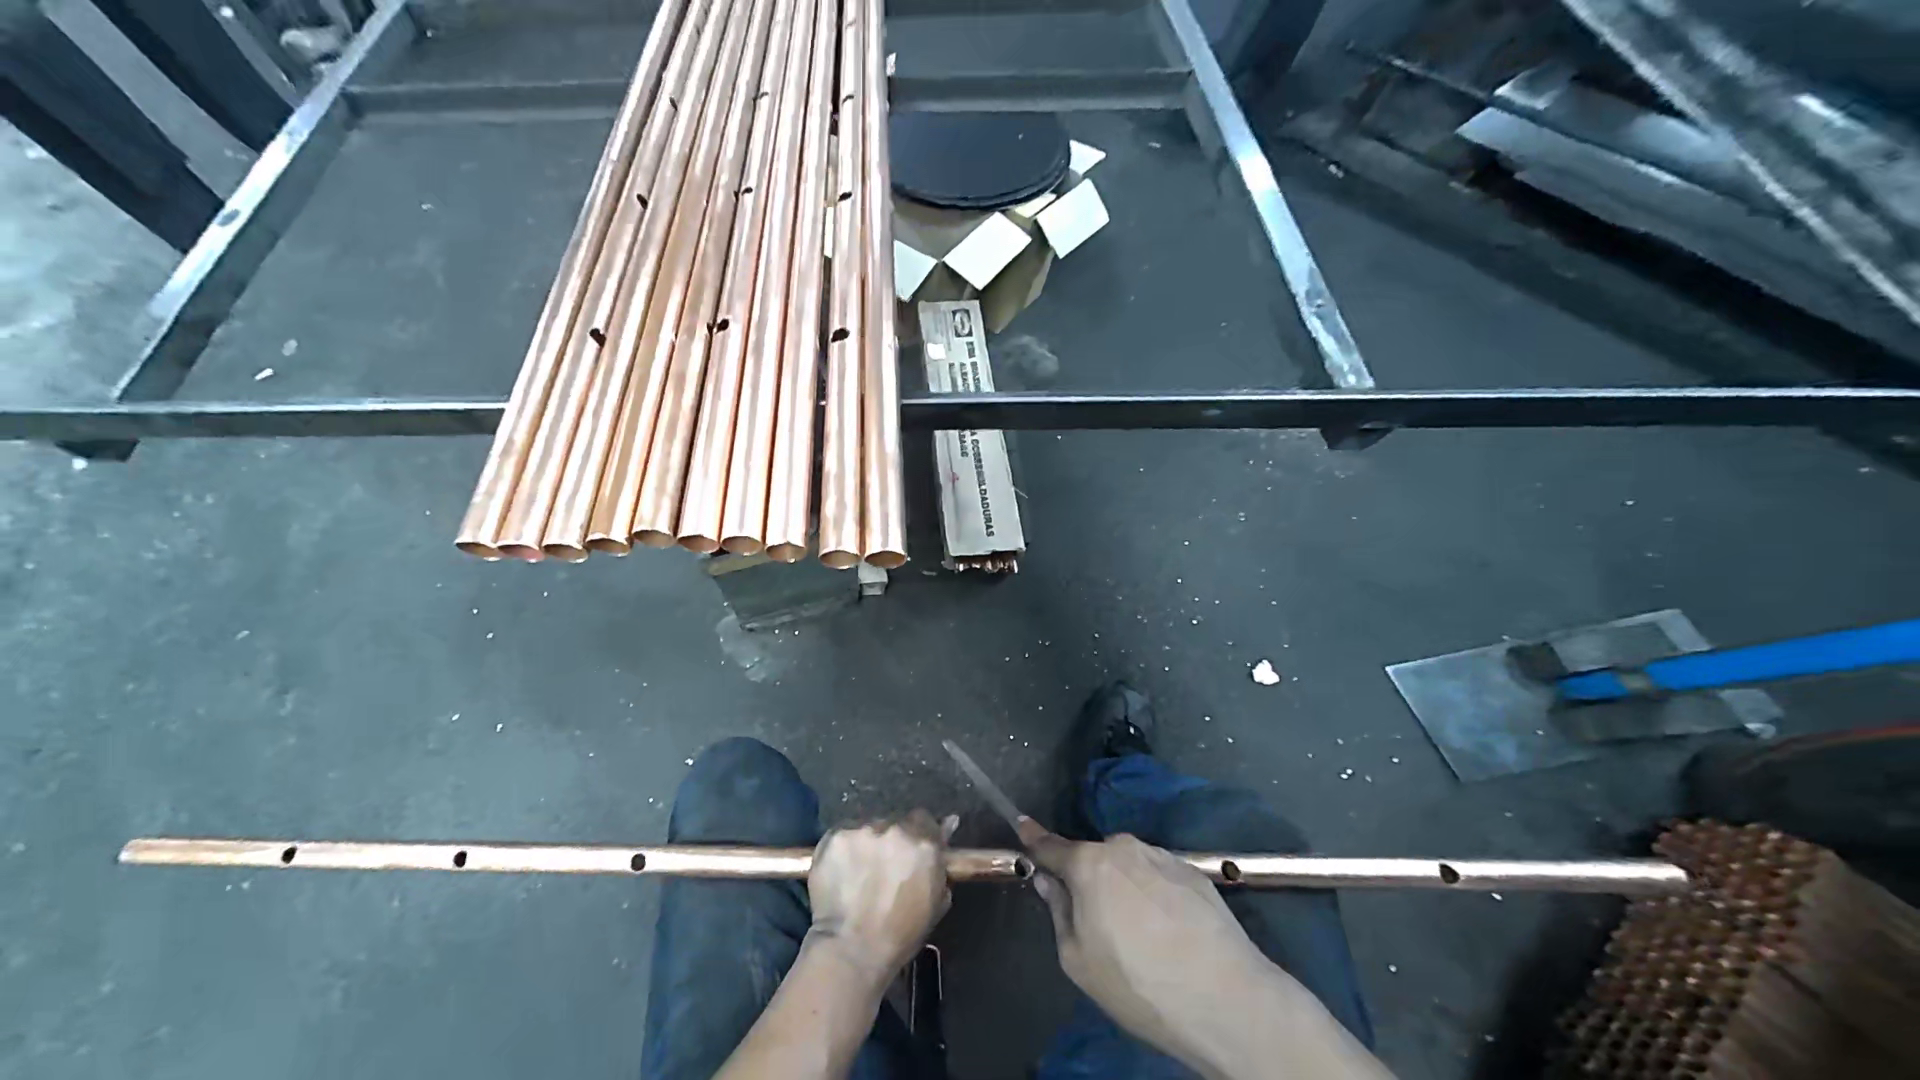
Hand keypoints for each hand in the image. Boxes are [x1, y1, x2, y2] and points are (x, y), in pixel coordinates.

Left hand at [806, 810, 956, 984]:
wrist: (851, 949)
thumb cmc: (900, 934)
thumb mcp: (935, 901)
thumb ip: (941, 863)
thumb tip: (948, 824)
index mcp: (924, 843)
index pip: (924, 819)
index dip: (918, 835)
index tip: (910, 852)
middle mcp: (895, 829)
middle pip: (895, 823)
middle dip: (892, 840)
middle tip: (884, 867)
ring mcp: (863, 830)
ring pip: (869, 828)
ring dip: (868, 843)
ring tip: (860, 871)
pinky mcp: (835, 837)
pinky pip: (844, 834)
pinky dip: (844, 849)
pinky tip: (841, 871)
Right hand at [1026, 831, 1282, 1072]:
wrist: (1226, 998)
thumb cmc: (1138, 982)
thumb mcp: (1078, 959)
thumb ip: (1057, 911)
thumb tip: (1049, 881)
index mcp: (1089, 865)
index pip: (1052, 846)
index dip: (1034, 838)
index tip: (1022, 823)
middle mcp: (1124, 848)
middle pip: (1094, 858)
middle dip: (1089, 879)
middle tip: (1099, 924)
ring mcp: (1163, 856)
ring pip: (1129, 866)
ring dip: (1125, 888)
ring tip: (1142, 935)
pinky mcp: (1194, 872)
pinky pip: (1158, 876)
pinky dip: (1154, 895)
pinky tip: (1169, 933)